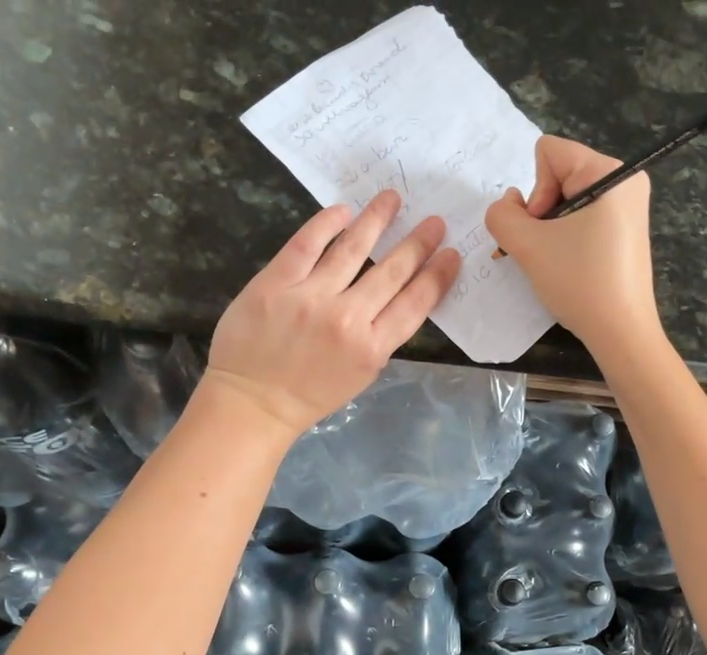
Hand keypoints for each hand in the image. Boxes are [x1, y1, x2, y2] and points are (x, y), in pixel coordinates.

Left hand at [204, 191, 461, 438]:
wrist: (253, 402)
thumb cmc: (309, 395)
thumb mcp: (359, 375)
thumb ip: (378, 338)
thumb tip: (396, 297)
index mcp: (372, 348)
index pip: (414, 305)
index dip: (437, 276)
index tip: (452, 254)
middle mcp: (347, 319)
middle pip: (391, 273)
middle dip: (418, 244)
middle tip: (435, 222)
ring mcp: (310, 297)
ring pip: (352, 250)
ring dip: (377, 220)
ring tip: (391, 199)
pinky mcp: (276, 282)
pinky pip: (306, 244)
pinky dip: (327, 224)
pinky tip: (343, 211)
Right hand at [485, 136, 659, 351]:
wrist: (621, 332)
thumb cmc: (579, 283)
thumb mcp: (528, 246)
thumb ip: (502, 215)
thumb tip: (509, 203)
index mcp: (609, 171)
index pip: (548, 152)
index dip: (534, 191)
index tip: (544, 229)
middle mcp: (626, 181)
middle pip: (559, 175)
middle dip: (543, 211)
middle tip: (547, 249)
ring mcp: (630, 208)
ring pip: (569, 200)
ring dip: (552, 229)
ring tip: (557, 261)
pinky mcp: (628, 232)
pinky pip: (586, 219)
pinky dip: (570, 239)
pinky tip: (572, 266)